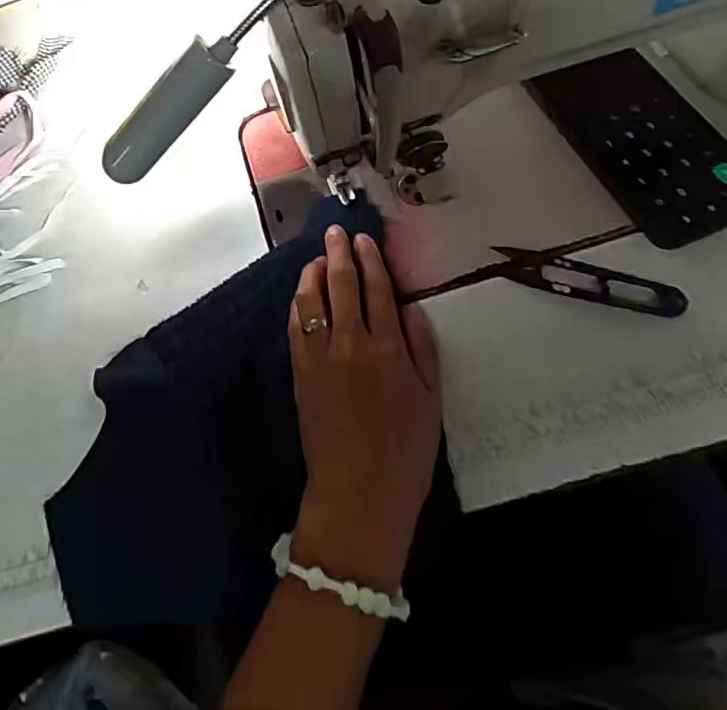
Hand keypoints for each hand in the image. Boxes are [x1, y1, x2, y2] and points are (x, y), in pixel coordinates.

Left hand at [287, 225, 441, 591]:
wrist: (358, 493)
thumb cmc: (405, 450)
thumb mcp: (430, 398)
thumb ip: (422, 348)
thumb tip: (410, 309)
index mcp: (388, 348)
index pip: (377, 289)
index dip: (370, 260)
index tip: (363, 240)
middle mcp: (350, 344)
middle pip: (342, 285)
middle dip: (339, 254)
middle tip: (335, 233)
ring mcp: (320, 357)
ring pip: (311, 301)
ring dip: (313, 274)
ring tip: (317, 259)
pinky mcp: (300, 373)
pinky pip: (296, 327)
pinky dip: (298, 305)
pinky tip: (303, 297)